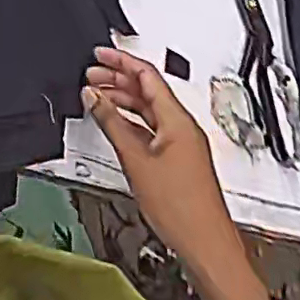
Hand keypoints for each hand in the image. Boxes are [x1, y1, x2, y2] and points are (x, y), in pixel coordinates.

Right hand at [83, 46, 230, 259]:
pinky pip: (151, 126)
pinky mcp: (177, 157)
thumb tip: (94, 96)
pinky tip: (114, 122)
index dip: (121, 61)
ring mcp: (181, 142)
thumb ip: (111, 122)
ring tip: (97, 94)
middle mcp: (182, 126)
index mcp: (177, 120)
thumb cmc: (182, 209)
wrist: (206, 246)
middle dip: (118, 78)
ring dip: (123, 98)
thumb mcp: (135, 159)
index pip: (147, 75)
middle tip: (92, 73)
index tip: (101, 53)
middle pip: (147, 89)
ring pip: (149, 108)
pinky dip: (130, 119)